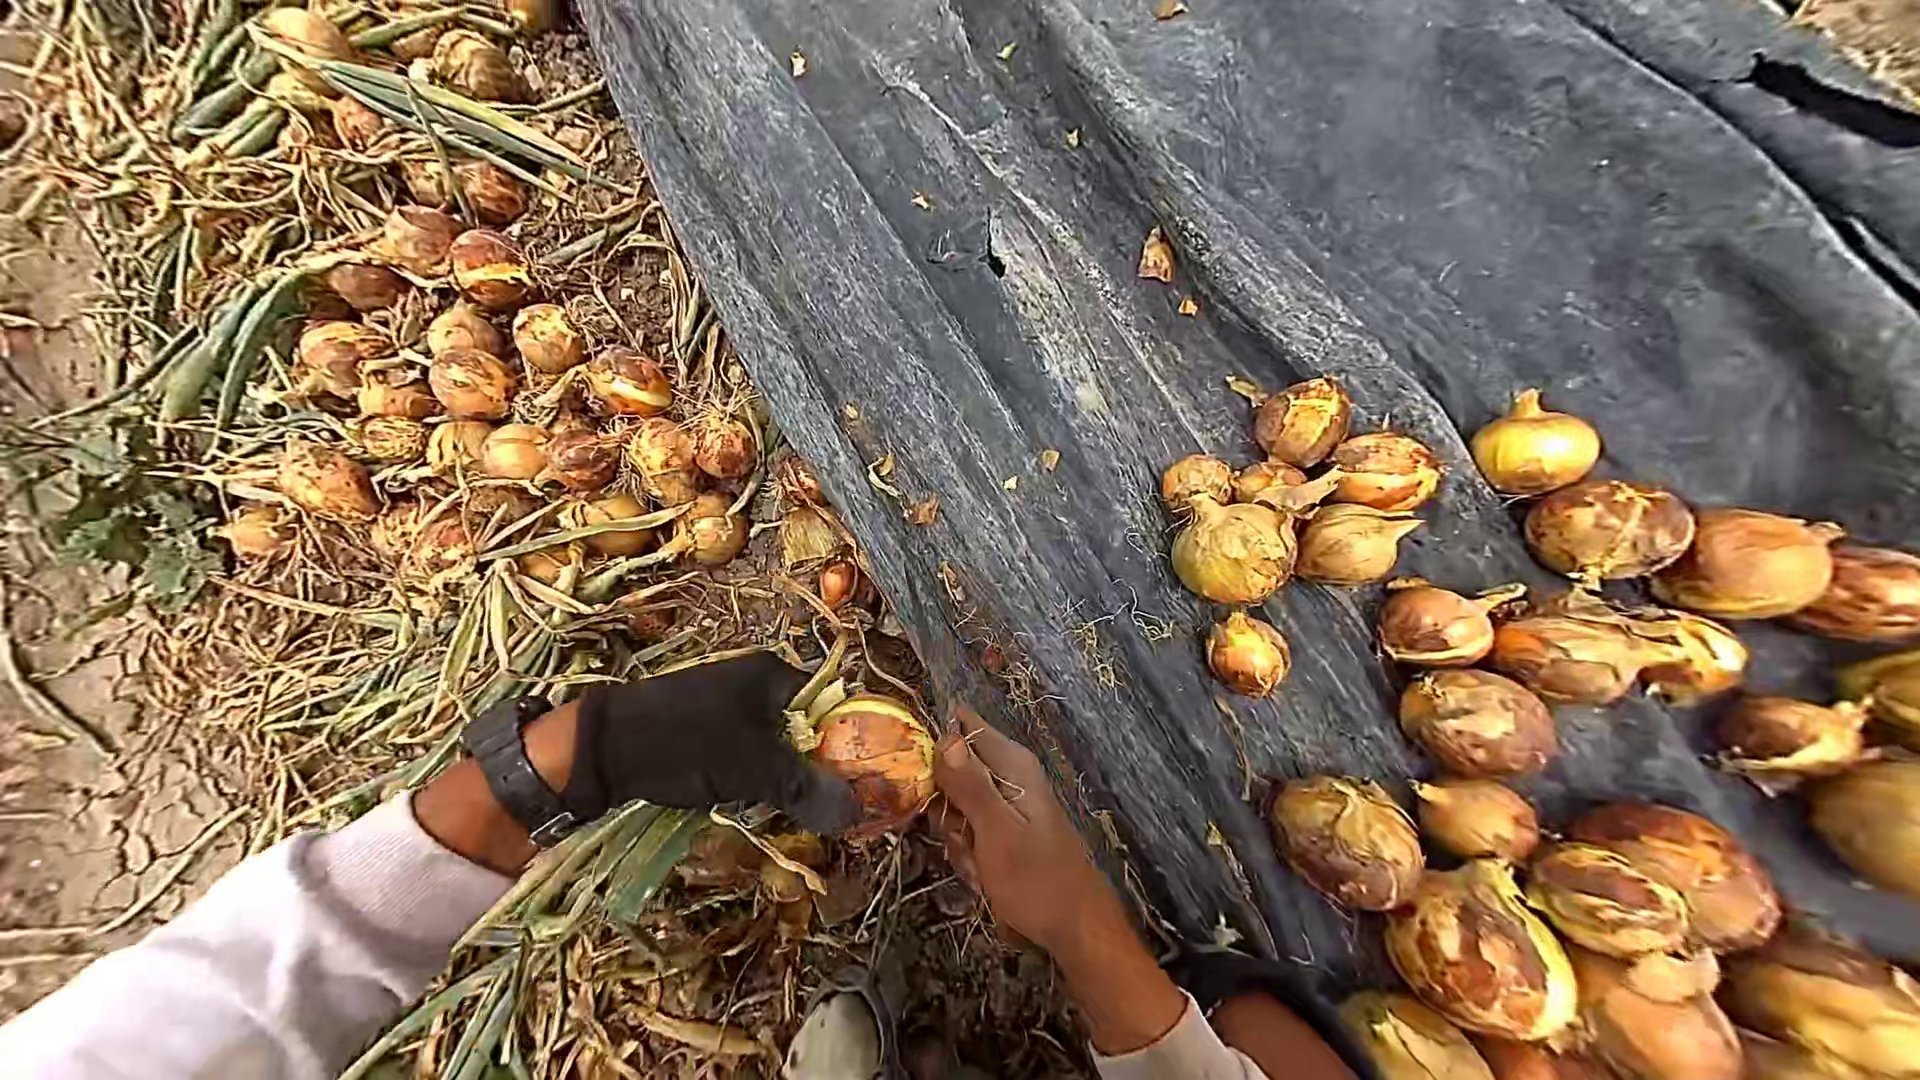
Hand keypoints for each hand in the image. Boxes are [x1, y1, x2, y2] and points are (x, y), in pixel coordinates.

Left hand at [564, 652, 856, 832]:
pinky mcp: (706, 722)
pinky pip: (747, 746)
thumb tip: (857, 813)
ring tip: (781, 800)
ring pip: (774, 739)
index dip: (844, 740)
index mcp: (773, 673)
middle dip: (810, 762)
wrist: (603, 748)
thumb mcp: (754, 767)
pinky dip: (753, 771)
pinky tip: (745, 794)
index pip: (828, 703)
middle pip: (803, 723)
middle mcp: (755, 679)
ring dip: (780, 771)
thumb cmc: (688, 743)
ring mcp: (728, 699)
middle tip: (817, 798)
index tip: (851, 778)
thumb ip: (807, 788)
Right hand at [932, 704, 1183, 1053]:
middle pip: (953, 769)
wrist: (1076, 929)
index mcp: (1012, 761)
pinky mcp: (1004, 827)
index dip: (936, 748)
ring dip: (957, 836)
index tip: (927, 782)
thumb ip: (970, 784)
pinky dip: (968, 852)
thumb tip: (945, 735)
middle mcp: (1009, 772)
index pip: (960, 726)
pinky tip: (982, 875)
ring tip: (977, 863)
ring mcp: (1006, 800)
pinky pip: (968, 828)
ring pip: (956, 803)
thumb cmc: (1037, 880)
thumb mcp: (996, 832)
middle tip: (961, 838)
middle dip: (946, 806)